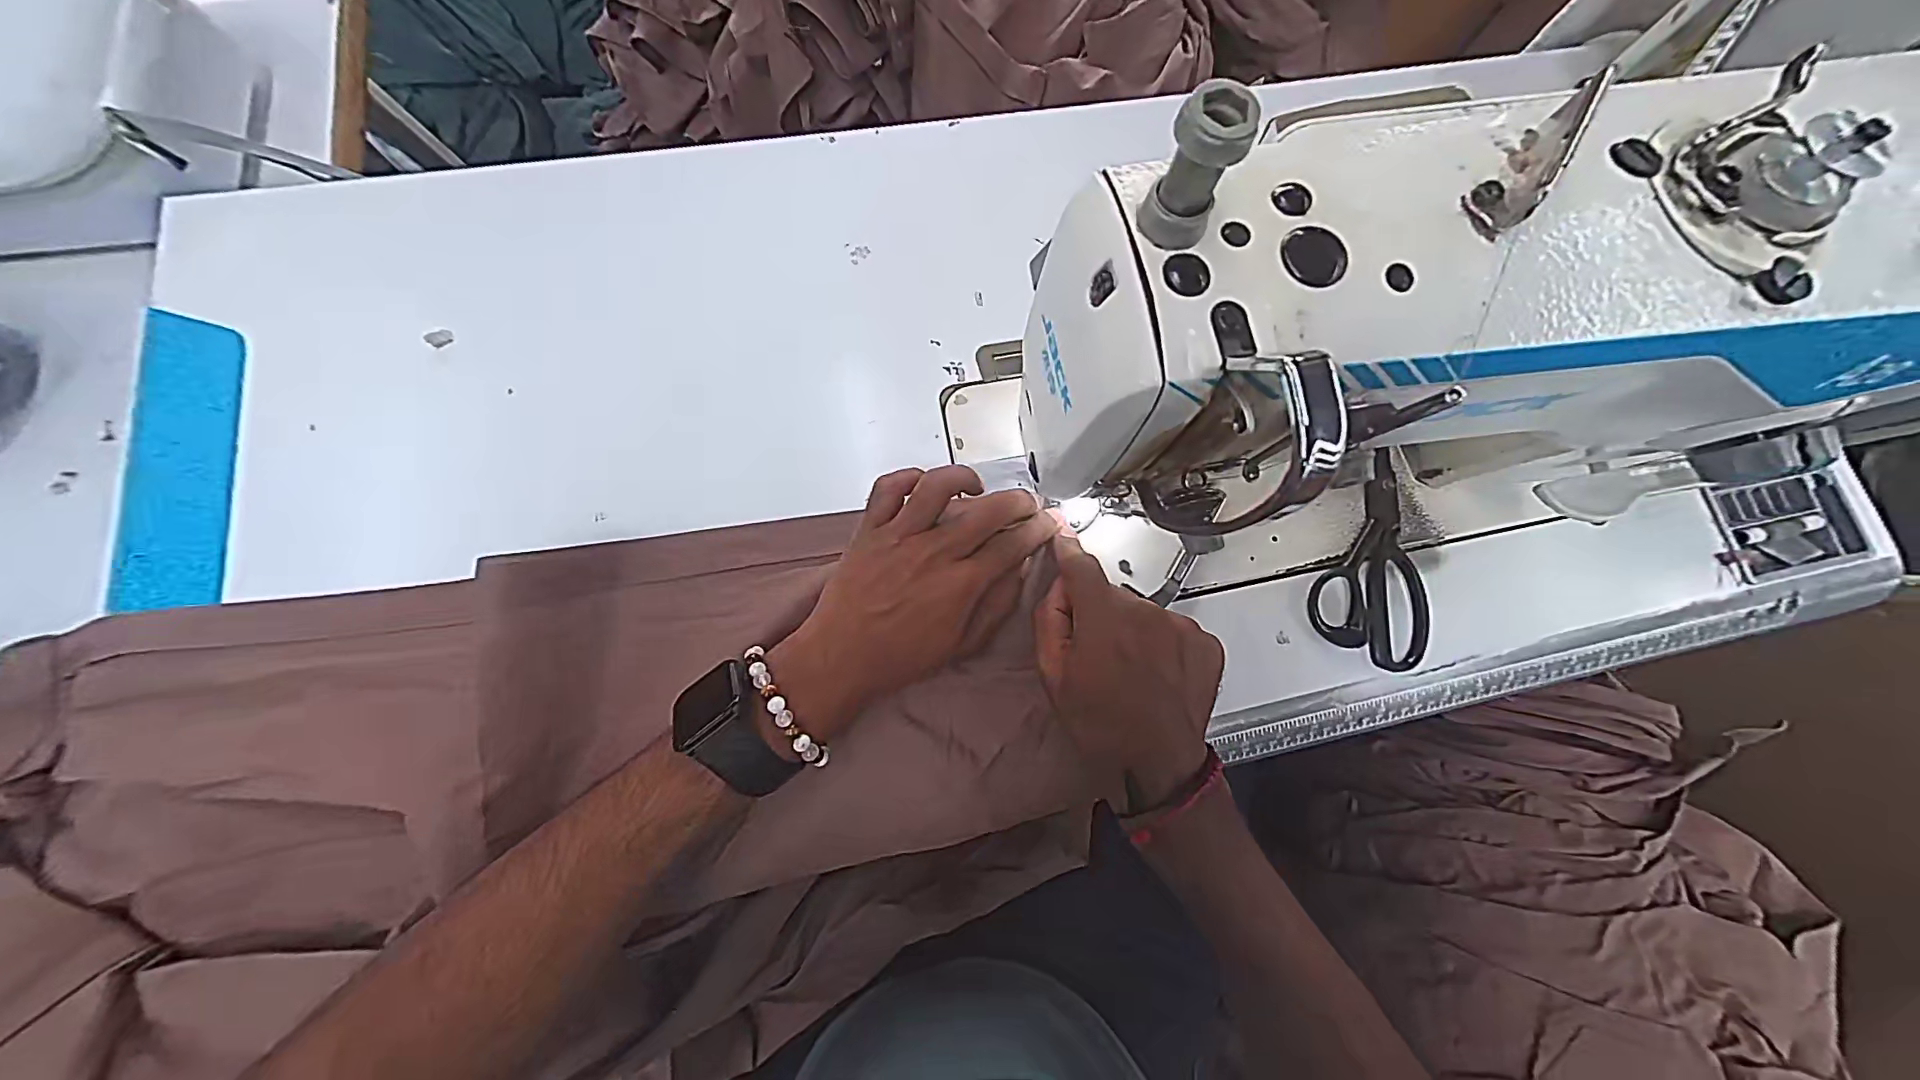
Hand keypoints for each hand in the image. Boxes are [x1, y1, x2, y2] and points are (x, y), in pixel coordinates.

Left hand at [767, 466, 1056, 739]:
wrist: (841, 658)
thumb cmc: (900, 657)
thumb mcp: (963, 643)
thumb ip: (998, 604)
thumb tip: (1020, 569)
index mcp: (960, 584)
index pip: (1013, 544)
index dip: (1038, 529)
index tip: (1046, 524)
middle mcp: (933, 553)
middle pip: (989, 509)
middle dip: (1019, 501)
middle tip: (1024, 505)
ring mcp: (899, 537)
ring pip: (939, 486)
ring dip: (965, 478)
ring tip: (975, 489)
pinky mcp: (870, 530)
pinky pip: (888, 488)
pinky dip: (908, 477)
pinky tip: (923, 485)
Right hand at [1033, 531, 1224, 811]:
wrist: (1156, 761)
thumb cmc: (1099, 723)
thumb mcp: (1053, 675)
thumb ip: (1049, 619)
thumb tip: (1060, 588)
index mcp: (1103, 616)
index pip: (1081, 565)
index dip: (1068, 550)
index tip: (1064, 538)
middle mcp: (1144, 611)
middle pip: (1113, 594)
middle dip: (1101, 611)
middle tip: (1097, 651)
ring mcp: (1179, 625)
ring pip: (1144, 612)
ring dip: (1133, 629)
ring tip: (1130, 669)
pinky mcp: (1203, 641)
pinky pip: (1172, 628)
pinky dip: (1162, 643)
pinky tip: (1156, 673)